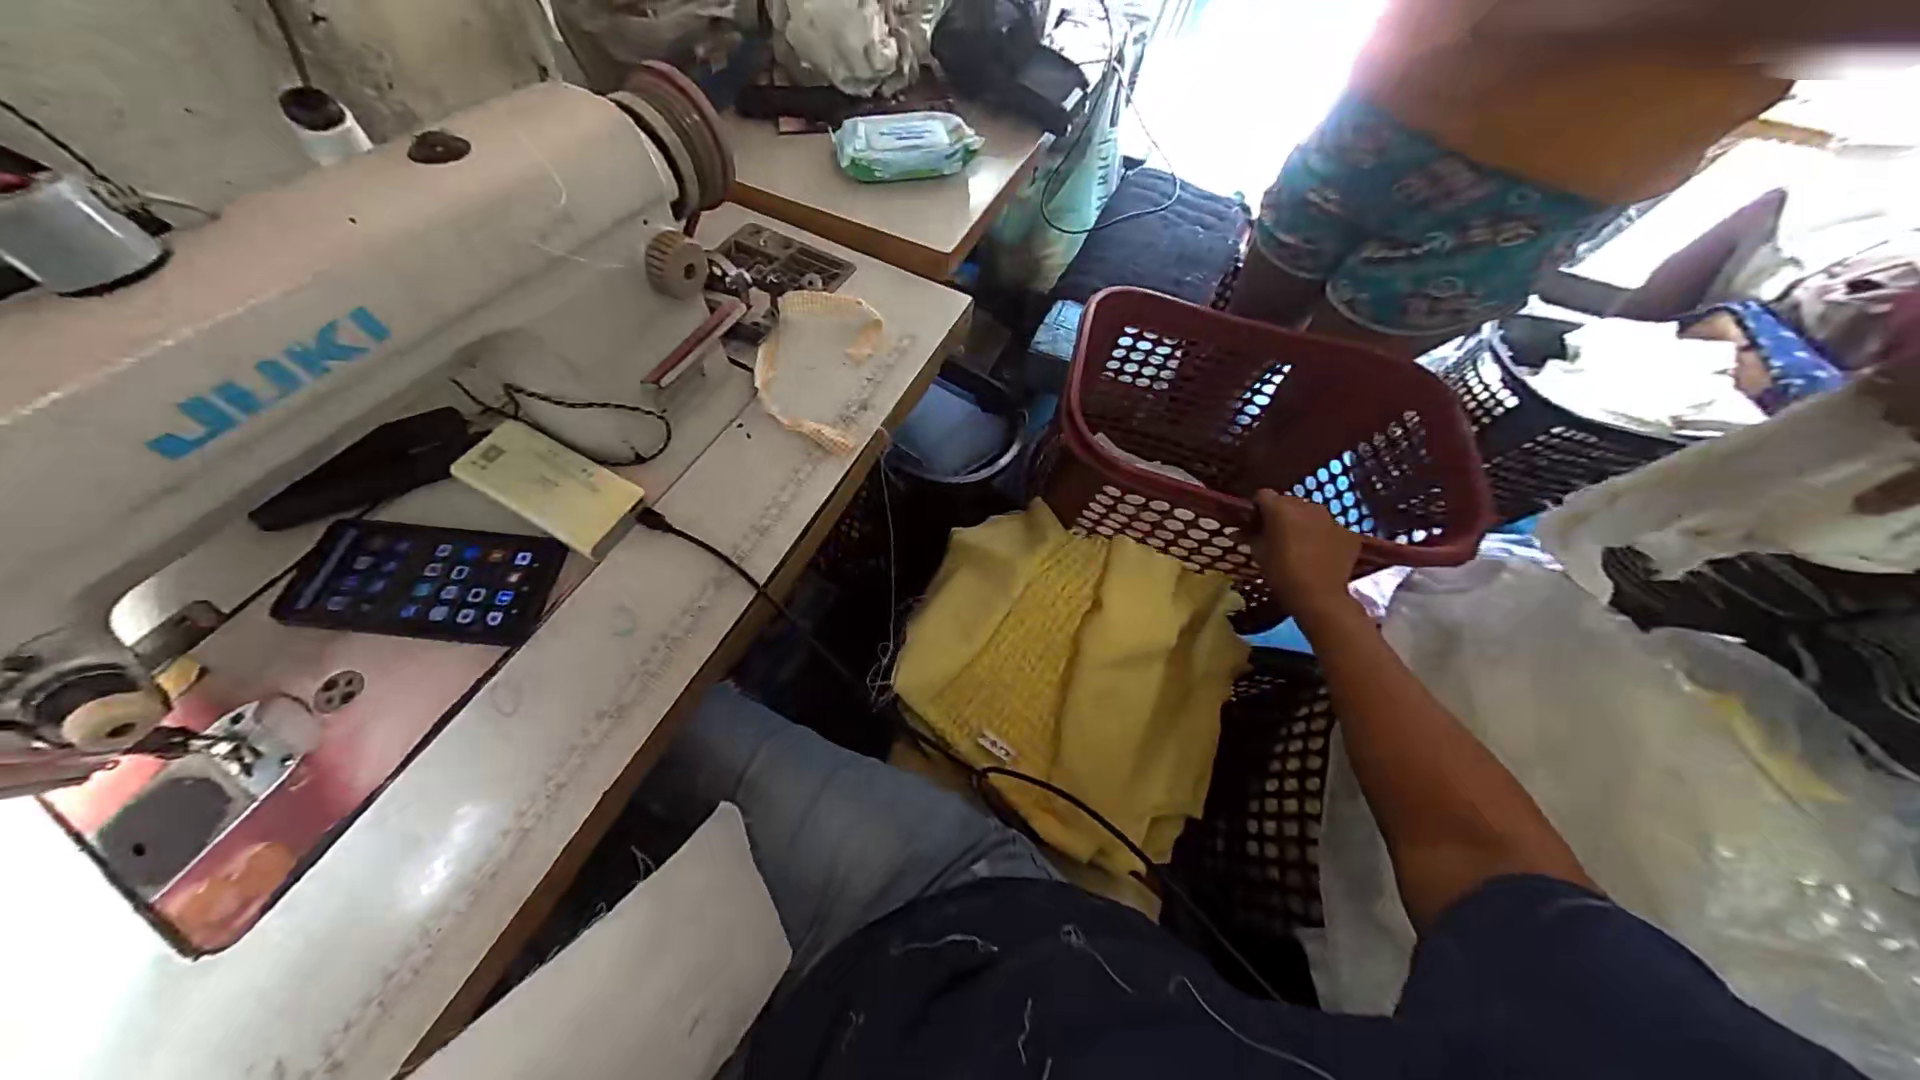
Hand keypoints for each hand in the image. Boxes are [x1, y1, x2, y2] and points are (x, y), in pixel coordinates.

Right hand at [1253, 490, 1360, 616]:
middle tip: (1275, 534)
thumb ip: (1249, 535)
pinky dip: (1321, 535)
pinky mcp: (1346, 532)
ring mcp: (1330, 518)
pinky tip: (1318, 553)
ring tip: (1298, 544)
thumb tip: (1239, 532)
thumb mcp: (1258, 552)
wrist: (1318, 595)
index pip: (1263, 495)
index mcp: (1281, 508)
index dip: (1256, 508)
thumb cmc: (1281, 572)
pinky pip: (1328, 528)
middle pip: (1288, 502)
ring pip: (1310, 513)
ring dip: (1302, 523)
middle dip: (1280, 514)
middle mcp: (1307, 506)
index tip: (1254, 524)